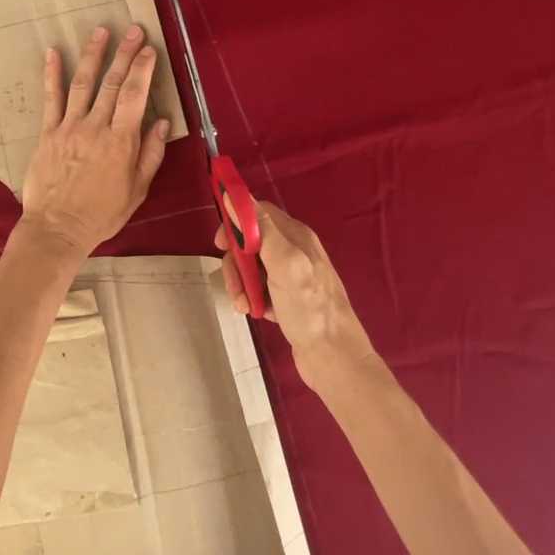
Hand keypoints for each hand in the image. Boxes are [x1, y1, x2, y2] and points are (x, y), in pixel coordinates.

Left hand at [18, 26, 170, 257]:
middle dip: (125, 54)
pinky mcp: (48, 133)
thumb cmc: (102, 214)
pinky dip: (51, 74)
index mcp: (121, 142)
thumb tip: (161, 122)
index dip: (143, 69)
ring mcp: (69, 128)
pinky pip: (50, 99)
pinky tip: (53, 52)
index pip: (135, 96)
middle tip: (133, 29)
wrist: (57, 229)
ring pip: (83, 84)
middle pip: (113, 84)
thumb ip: (150, 154)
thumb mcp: (137, 190)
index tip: (149, 49)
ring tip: (100, 32)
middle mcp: (95, 128)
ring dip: (93, 55)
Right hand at [218, 200, 374, 390]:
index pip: (258, 212)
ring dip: (241, 283)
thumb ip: (263, 230)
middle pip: (251, 241)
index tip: (220, 244)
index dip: (235, 223)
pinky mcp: (288, 298)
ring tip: (244, 304)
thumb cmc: (310, 310)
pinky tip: (253, 312)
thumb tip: (237, 196)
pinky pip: (259, 288)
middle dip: (236, 261)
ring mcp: (291, 275)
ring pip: (252, 267)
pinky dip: (251, 297)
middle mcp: (294, 250)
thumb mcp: (285, 264)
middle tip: (234, 284)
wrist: (334, 359)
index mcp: (296, 236)